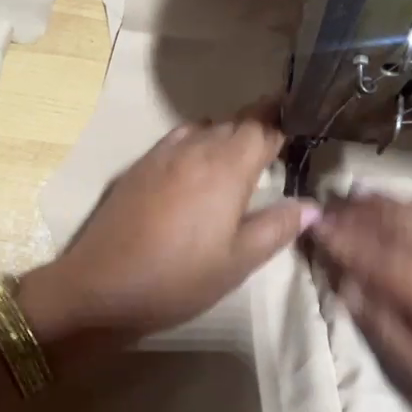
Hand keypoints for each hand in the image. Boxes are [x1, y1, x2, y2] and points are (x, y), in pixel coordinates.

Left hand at [22, 104, 316, 347]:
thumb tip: (311, 206)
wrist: (100, 288)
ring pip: (202, 129)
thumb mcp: (237, 262)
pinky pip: (175, 141)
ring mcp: (160, 155)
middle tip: (274, 144)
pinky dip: (195, 145)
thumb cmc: (177, 280)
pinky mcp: (136, 169)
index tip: (300, 131)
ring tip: (236, 157)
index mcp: (225, 167)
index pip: (262, 129)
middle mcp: (194, 149)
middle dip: (256, 127)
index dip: (283, 129)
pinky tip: (194, 172)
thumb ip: (277, 228)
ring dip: (223, 135)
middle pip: (233, 123)